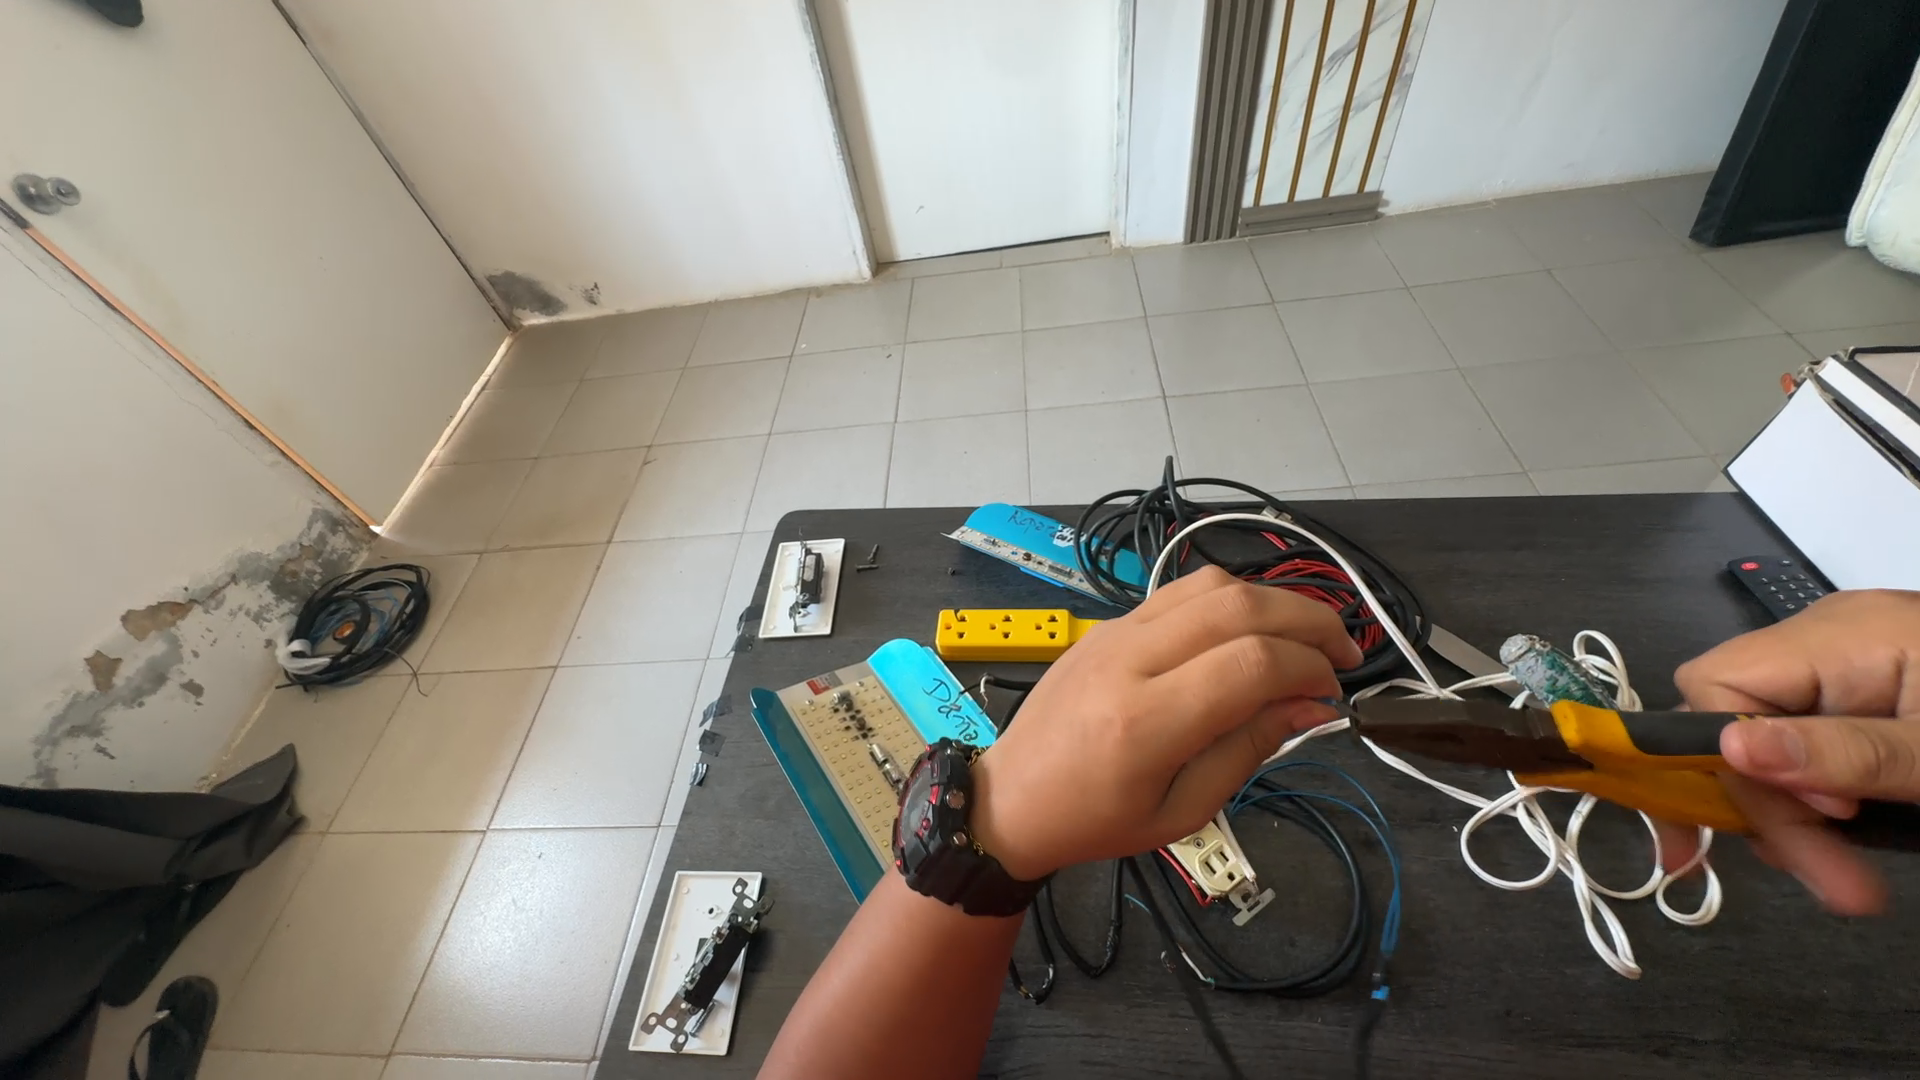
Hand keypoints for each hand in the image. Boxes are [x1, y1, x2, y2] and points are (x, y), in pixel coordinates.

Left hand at [967, 565, 1363, 879]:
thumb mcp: (1181, 811)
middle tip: (1342, 652)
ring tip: (1303, 635)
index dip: (1309, 668)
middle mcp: (1129, 659)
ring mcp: (1113, 632)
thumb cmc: (1096, 820)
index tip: (1332, 695)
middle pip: (1237, 606)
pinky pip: (1176, 593)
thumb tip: (1311, 704)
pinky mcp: (1105, 624)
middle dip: (1307, 619)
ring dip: (1269, 599)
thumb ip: (1247, 749)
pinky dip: (1227, 599)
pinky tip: (1247, 629)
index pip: (1252, 663)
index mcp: (1147, 721)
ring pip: (1208, 584)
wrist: (1013, 794)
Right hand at [1669, 589, 1919, 913]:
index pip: (1717, 686)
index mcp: (1844, 636)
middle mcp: (1828, 642)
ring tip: (1842, 876)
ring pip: (1759, 738)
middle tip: (1831, 885)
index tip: (1815, 827)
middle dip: (1762, 800)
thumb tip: (1732, 753)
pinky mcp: (1876, 701)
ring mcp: (1852, 670)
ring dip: (1787, 812)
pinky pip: (1803, 745)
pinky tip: (1841, 837)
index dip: (1732, 756)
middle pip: (1730, 716)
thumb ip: (1855, 754)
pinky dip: (1811, 798)